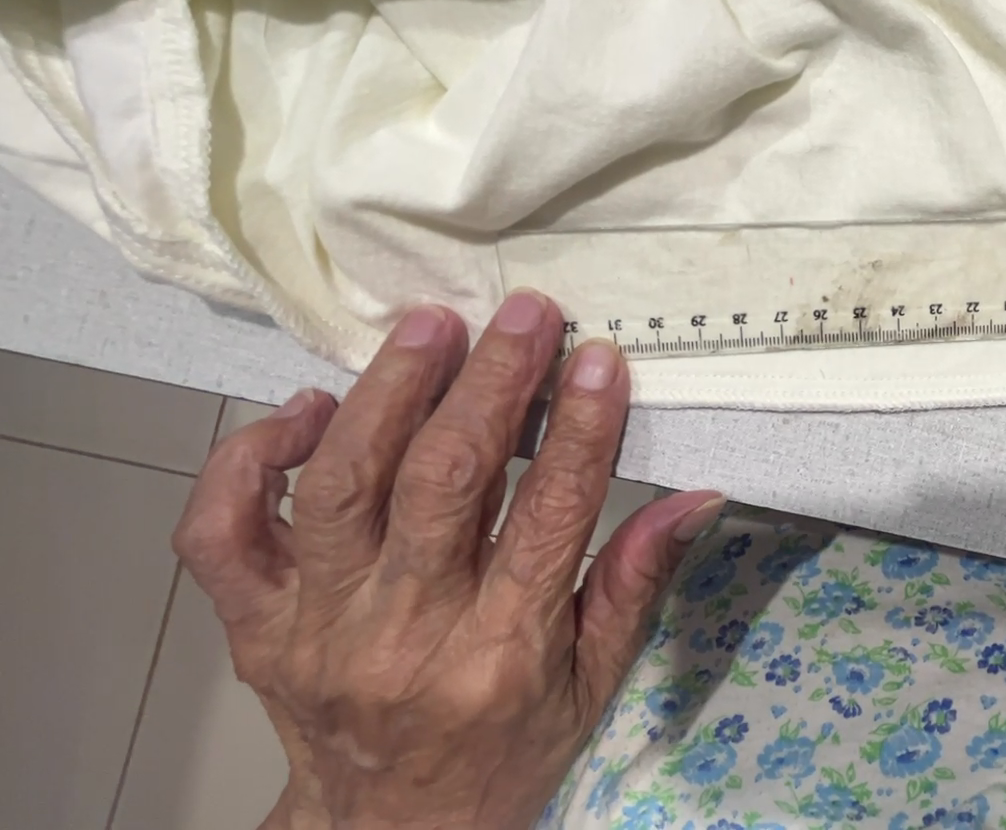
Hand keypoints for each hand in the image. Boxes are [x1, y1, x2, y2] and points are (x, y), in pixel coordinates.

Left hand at [172, 291, 724, 829]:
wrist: (389, 828)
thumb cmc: (516, 743)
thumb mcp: (599, 677)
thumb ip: (640, 579)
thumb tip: (697, 496)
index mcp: (502, 652)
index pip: (549, 515)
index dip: (578, 429)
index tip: (597, 358)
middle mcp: (402, 634)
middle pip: (443, 484)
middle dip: (490, 384)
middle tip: (525, 313)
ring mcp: (314, 626)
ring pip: (339, 487)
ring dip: (388, 394)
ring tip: (433, 325)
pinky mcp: (253, 624)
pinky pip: (221, 534)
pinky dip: (249, 459)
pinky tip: (309, 407)